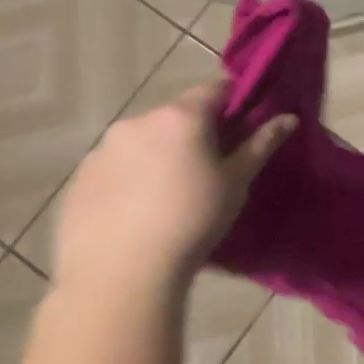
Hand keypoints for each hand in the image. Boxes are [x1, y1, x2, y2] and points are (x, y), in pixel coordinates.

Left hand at [55, 82, 295, 296]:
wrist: (119, 273)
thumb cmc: (192, 218)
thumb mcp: (237, 181)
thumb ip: (261, 143)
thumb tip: (288, 118)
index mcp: (180, 118)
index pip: (214, 89)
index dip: (235, 102)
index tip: (246, 126)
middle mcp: (135, 124)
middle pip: (176, 114)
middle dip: (196, 130)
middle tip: (214, 162)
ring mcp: (99, 152)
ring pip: (143, 140)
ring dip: (162, 152)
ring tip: (174, 189)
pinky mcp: (76, 180)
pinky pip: (115, 165)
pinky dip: (132, 175)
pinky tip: (142, 207)